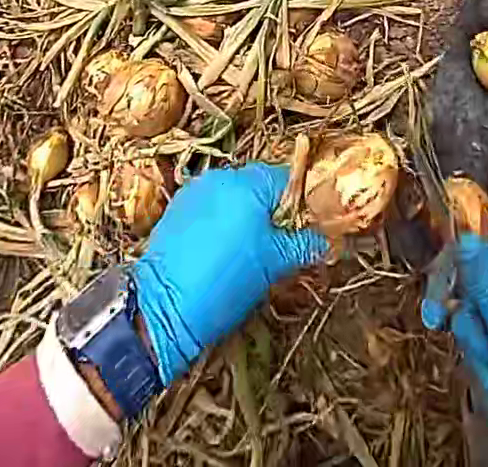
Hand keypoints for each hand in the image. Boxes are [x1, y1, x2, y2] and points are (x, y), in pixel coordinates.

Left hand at [132, 163, 326, 382]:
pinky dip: (219, 220)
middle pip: (259, 185)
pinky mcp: (176, 208)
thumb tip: (325, 240)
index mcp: (249, 183)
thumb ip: (303, 244)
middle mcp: (222, 177)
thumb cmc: (227, 280)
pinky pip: (209, 206)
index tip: (302, 227)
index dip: (298, 202)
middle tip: (277, 241)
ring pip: (233, 195)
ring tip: (246, 248)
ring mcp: (196, 190)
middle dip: (270, 209)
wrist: (161, 309)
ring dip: (243, 213)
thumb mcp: (274, 263)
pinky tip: (219, 249)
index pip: (287, 178)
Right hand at [422, 236, 487, 465]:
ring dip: (479, 358)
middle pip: (460, 299)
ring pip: (470, 329)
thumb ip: (478, 274)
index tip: (433, 317)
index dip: (441, 283)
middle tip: (484, 351)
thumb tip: (461, 232)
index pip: (458, 258)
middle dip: (469, 334)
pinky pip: (483, 349)